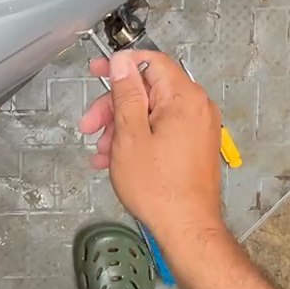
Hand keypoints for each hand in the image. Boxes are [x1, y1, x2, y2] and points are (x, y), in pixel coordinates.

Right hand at [78, 50, 228, 243]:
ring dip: (122, 127)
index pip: (151, 62)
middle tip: (92, 124)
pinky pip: (161, 130)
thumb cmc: (161, 189)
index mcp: (184, 99)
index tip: (99, 70)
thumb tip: (123, 64)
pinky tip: (119, 158)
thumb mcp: (130, 135)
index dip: (120, 64)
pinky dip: (138, 138)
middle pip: (148, 90)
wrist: (185, 226)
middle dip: (115, 106)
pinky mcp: (194, 145)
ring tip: (105, 151)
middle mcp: (197, 108)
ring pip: (151, 112)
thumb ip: (126, 94)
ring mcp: (198, 128)